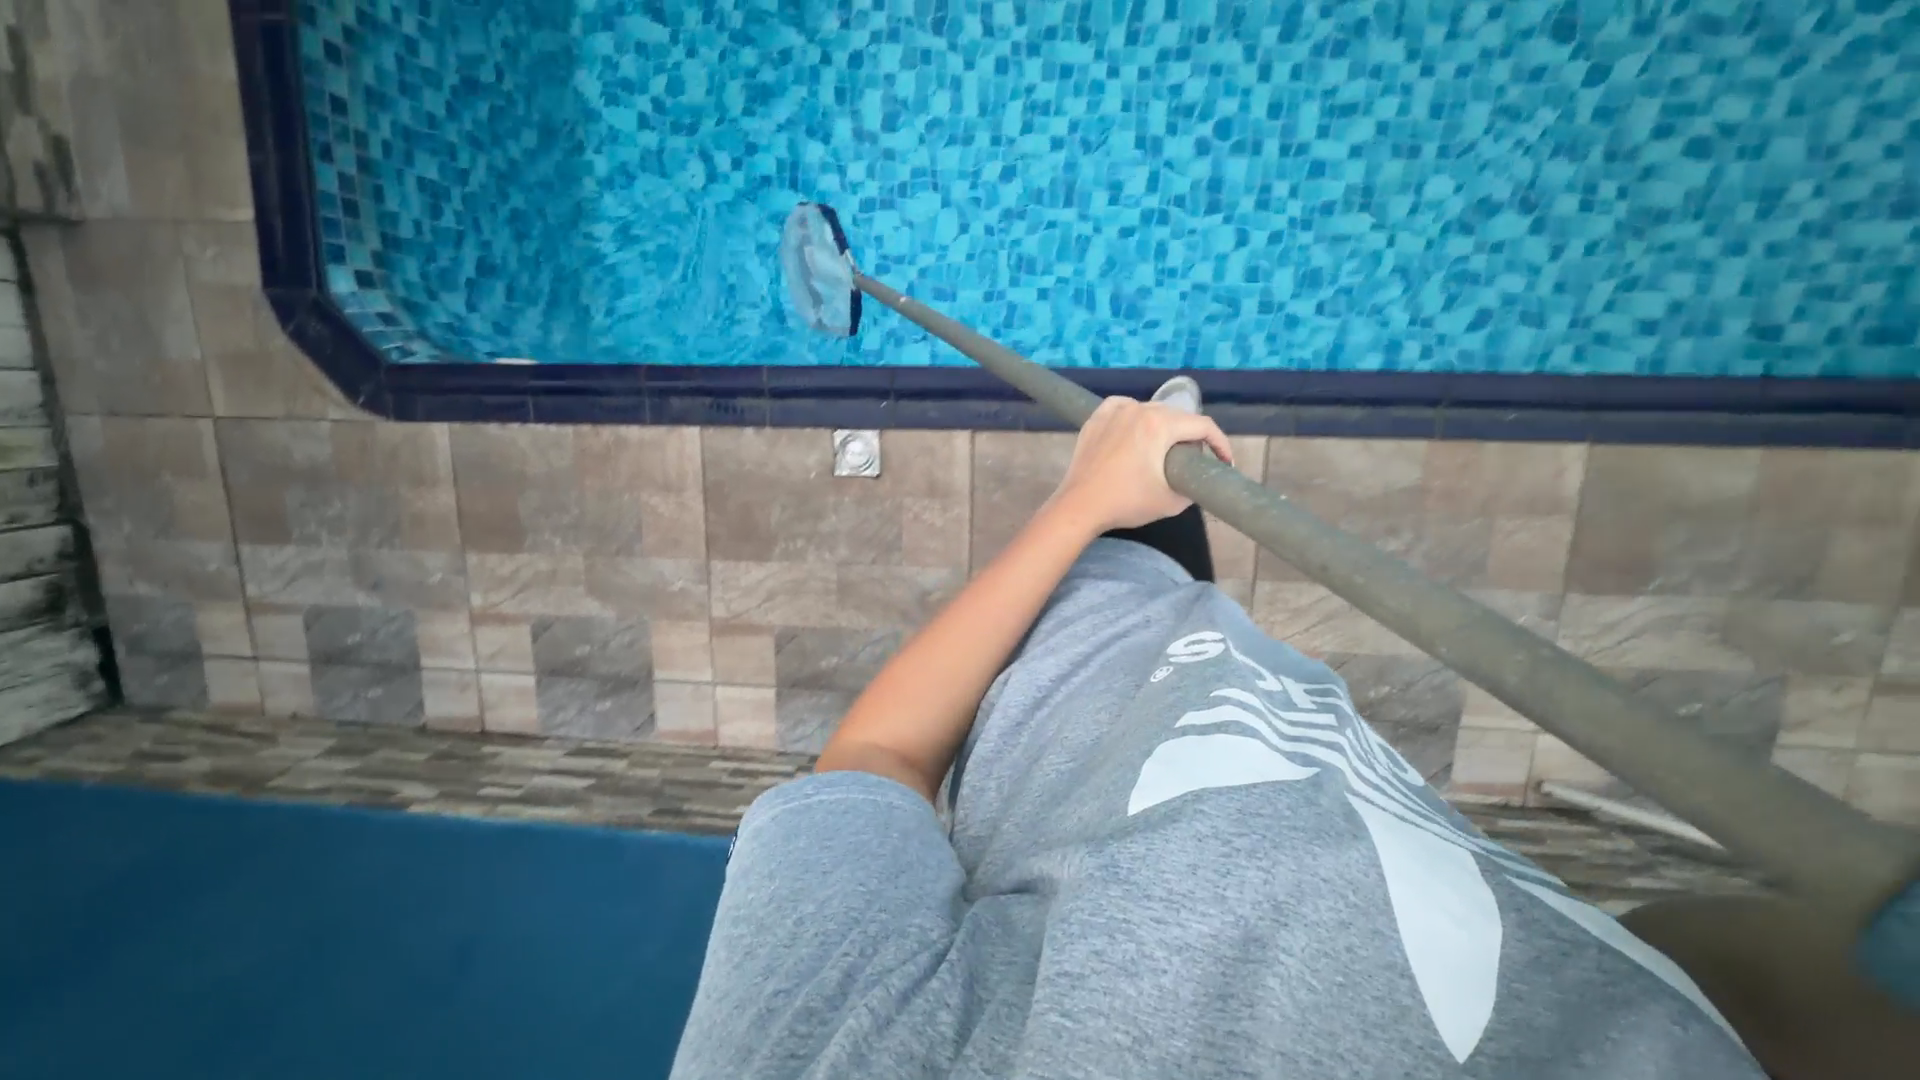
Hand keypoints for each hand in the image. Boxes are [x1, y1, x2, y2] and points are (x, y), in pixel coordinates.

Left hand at [1048, 396, 1234, 532]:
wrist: (1079, 506)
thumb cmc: (1125, 503)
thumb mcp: (1171, 501)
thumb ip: (1193, 487)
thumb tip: (1195, 479)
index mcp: (1159, 425)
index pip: (1202, 426)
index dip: (1220, 444)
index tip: (1224, 462)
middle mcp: (1138, 409)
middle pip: (1177, 416)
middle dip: (1192, 437)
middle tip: (1194, 460)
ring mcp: (1114, 411)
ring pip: (1151, 411)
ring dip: (1164, 426)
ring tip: (1166, 448)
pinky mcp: (1096, 418)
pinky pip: (1124, 408)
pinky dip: (1136, 416)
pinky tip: (1137, 429)